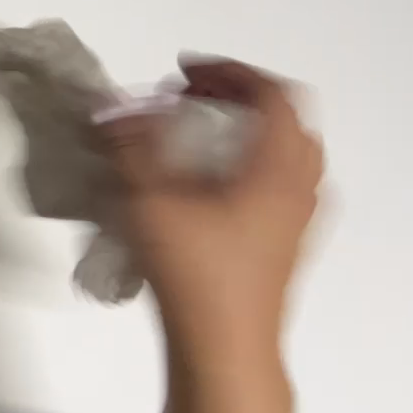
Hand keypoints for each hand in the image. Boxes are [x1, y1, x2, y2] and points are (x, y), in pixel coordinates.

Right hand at [102, 60, 322, 363]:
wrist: (224, 341)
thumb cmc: (190, 264)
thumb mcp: (148, 196)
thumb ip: (130, 144)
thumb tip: (113, 107)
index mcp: (277, 169)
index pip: (272, 97)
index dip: (227, 72)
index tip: (178, 70)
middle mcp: (300, 186)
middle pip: (283, 119)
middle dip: (230, 96)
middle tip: (178, 96)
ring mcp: (297, 214)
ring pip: (280, 149)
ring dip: (234, 126)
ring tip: (182, 131)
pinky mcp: (282, 236)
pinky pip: (272, 175)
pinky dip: (238, 155)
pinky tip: (195, 174)